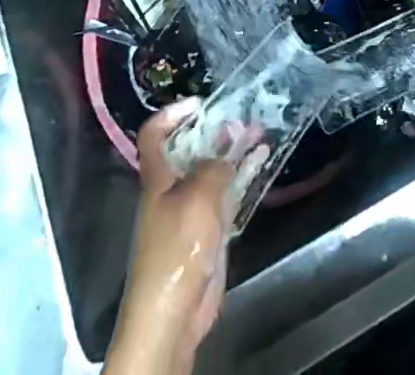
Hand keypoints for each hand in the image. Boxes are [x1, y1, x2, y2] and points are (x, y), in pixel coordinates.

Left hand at [104, 100, 265, 374]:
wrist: (173, 311)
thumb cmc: (177, 247)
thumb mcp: (197, 198)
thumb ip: (214, 168)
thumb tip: (227, 150)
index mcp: (157, 176)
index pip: (153, 134)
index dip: (171, 114)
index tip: (200, 104)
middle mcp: (171, 188)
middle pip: (190, 149)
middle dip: (215, 130)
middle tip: (243, 116)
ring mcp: (190, 210)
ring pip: (212, 171)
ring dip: (233, 151)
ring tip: (259, 132)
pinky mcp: (207, 232)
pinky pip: (225, 196)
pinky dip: (241, 177)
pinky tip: (260, 163)